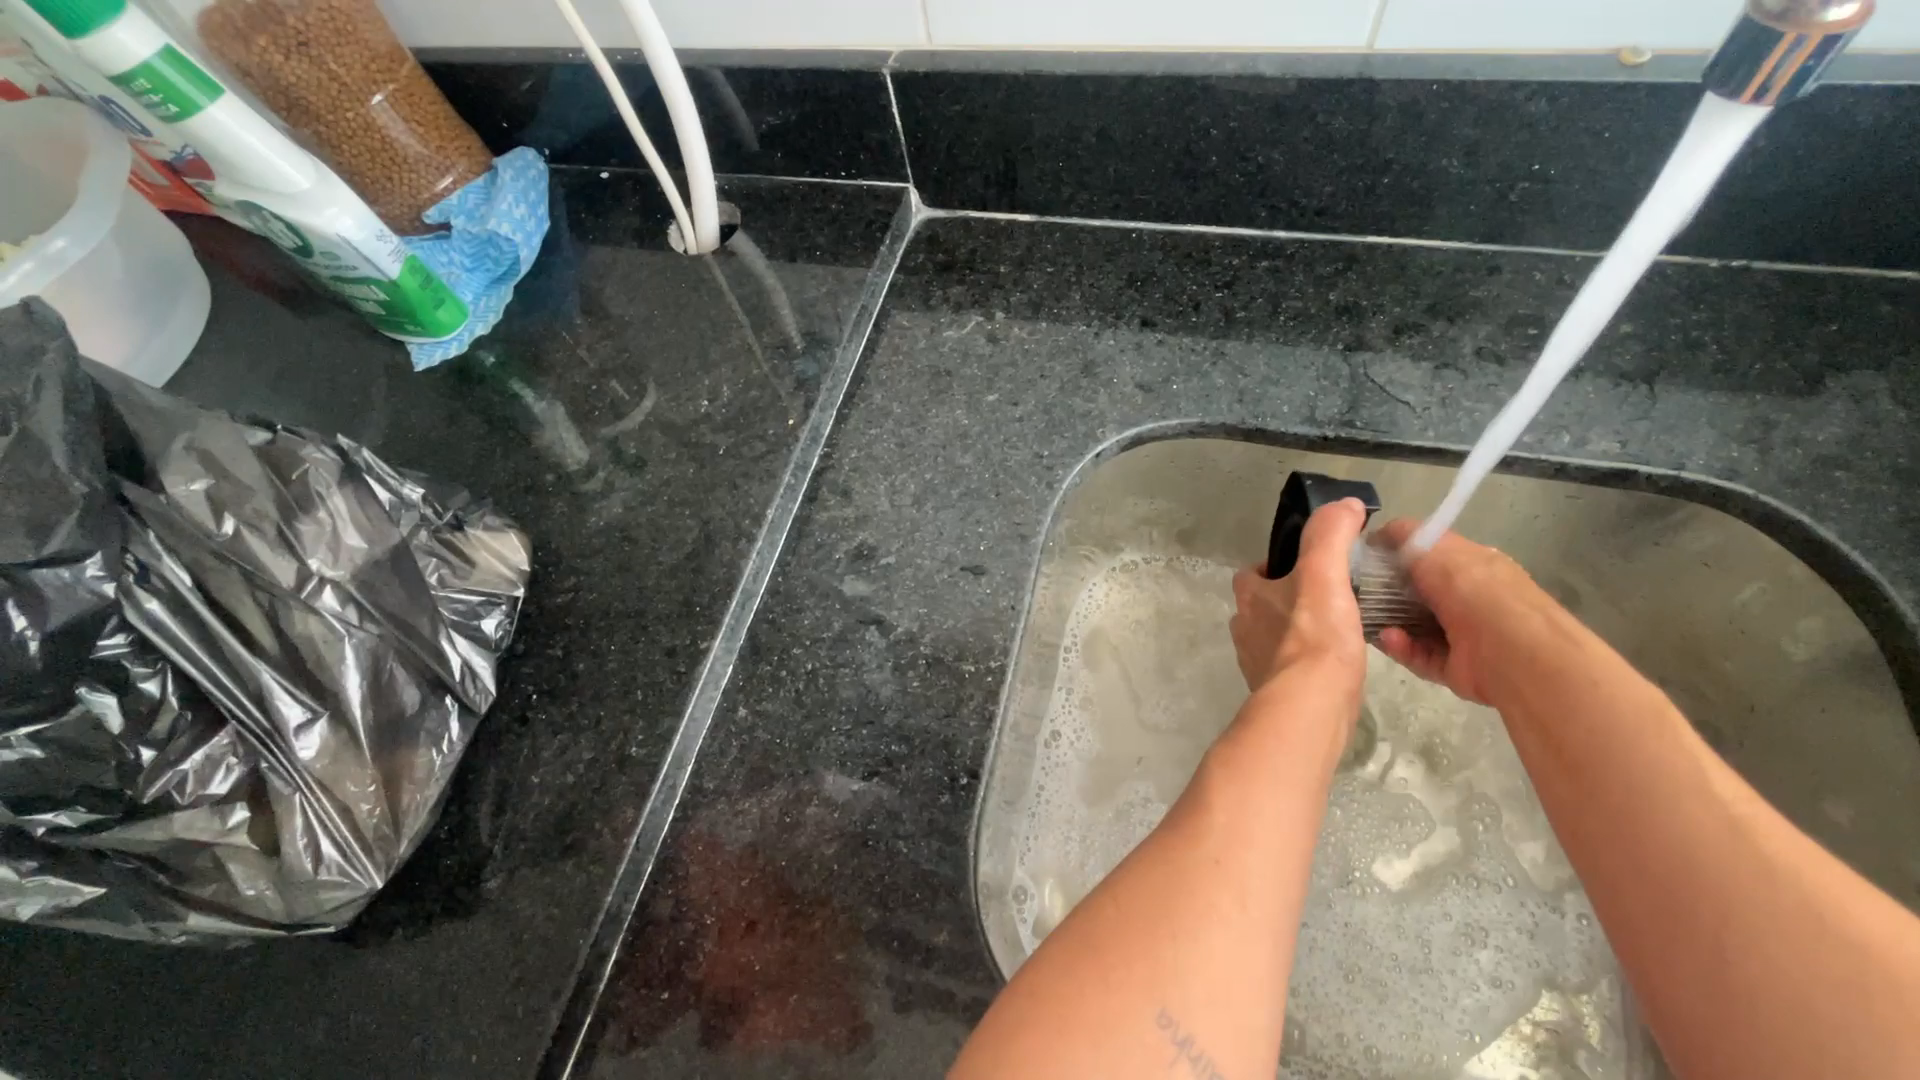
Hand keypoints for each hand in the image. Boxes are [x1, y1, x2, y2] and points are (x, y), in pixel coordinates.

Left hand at [1229, 499, 1367, 699]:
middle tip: (1326, 600)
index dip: (1275, 566)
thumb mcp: (1325, 572)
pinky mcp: (1273, 692)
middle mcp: (1244, 628)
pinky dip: (1303, 665)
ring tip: (1334, 632)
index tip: (1307, 567)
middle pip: (1260, 607)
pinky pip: (1286, 670)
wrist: (1309, 705)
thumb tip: (1343, 504)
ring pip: (1272, 639)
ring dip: (1295, 634)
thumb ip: (1331, 534)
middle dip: (1286, 602)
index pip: (1252, 573)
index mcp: (1249, 598)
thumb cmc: (1314, 635)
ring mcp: (1255, 664)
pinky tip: (1332, 666)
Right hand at [1369, 519, 1547, 705]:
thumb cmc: (1474, 589)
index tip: (1364, 557)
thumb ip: (1404, 535)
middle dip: (1386, 592)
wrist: (1513, 651)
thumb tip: (1378, 533)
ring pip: (1412, 626)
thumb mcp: (1434, 546)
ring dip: (1390, 621)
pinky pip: (1418, 655)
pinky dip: (1402, 647)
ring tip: (1367, 618)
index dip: (1396, 553)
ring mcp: (1463, 634)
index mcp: (1472, 566)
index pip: (1430, 555)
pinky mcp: (1454, 666)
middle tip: (1356, 591)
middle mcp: (1469, 598)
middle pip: (1417, 593)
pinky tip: (1390, 638)